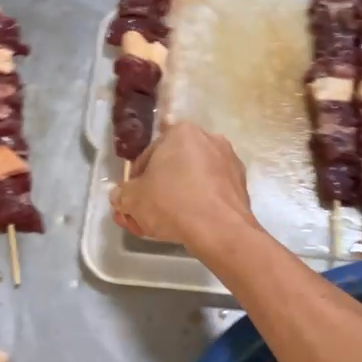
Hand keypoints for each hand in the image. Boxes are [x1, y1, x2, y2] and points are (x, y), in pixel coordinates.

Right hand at [110, 121, 258, 252]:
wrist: (219, 230)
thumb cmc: (171, 203)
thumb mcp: (133, 199)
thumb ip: (122, 194)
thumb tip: (120, 196)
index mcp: (182, 132)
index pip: (149, 156)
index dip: (136, 182)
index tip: (133, 201)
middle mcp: (209, 139)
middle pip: (173, 168)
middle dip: (157, 191)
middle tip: (145, 215)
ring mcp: (229, 162)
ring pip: (193, 181)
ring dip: (177, 198)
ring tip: (165, 224)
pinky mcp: (241, 185)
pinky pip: (211, 192)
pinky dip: (198, 204)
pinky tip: (188, 225)